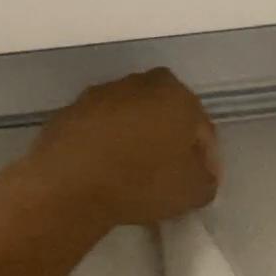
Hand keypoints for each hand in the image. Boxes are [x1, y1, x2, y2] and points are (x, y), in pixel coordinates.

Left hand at [25, 68, 220, 227]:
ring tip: (135, 178)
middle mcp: (140, 84)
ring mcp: (100, 95)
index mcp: (177, 95)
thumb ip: (206, 179)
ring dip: (136, 143)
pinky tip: (105, 174)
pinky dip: (106, 147)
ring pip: (130, 121)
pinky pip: (99, 131)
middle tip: (170, 177)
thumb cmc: (142, 182)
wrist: (69, 184)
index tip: (201, 184)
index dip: (206, 160)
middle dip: (170, 144)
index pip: (202, 129)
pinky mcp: (70, 112)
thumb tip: (199, 176)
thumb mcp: (193, 192)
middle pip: (165, 117)